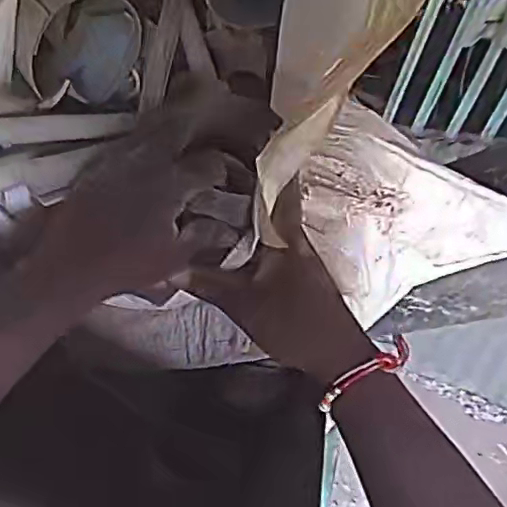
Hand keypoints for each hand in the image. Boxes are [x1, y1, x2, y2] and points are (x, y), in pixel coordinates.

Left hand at [27, 88, 272, 297]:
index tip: (227, 182)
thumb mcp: (172, 257)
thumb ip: (204, 236)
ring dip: (175, 126)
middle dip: (204, 123)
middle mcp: (147, 159)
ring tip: (186, 137)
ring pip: (154, 126)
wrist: (68, 263)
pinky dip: (148, 139)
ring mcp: (119, 156)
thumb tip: (228, 229)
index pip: (210, 164)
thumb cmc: (123, 265)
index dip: (224, 171)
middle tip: (215, 132)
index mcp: (171, 182)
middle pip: (183, 123)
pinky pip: (130, 139)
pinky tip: (151, 156)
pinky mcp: (98, 162)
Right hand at [188, 184, 379, 380]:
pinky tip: (233, 245)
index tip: (242, 149)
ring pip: (270, 227)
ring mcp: (300, 258)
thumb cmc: (293, 324)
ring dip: (248, 216)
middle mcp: (296, 241)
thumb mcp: (243, 304)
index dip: (264, 168)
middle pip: (271, 206)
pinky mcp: (299, 275)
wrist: (337, 357)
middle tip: (213, 179)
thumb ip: (207, 283)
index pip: (277, 192)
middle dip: (246, 191)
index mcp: (286, 239)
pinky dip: (254, 239)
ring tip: (215, 207)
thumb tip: (170, 267)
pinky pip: (272, 245)